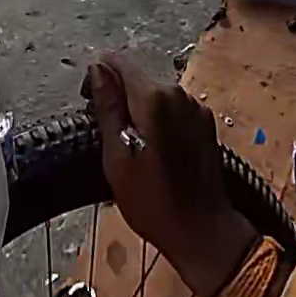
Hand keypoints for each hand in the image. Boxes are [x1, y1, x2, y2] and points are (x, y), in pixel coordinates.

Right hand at [83, 54, 257, 296]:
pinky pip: (171, 105)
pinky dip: (157, 115)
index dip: (98, 75)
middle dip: (116, 93)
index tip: (89, 103)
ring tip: (128, 141)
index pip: (117, 61)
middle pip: (136, 76)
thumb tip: (96, 68)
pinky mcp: (205, 121)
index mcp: (153, 98)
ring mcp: (194, 106)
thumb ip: (107, 106)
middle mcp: (177, 92)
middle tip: (105, 129)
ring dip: (136, 106)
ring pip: (153, 91)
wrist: (206, 235)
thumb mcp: (117, 157)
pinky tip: (153, 146)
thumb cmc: (152, 201)